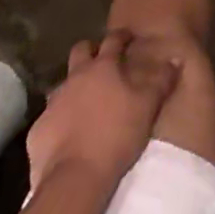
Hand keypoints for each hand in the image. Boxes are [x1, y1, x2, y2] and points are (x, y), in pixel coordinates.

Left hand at [26, 30, 181, 197]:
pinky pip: (50, 115)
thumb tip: (176, 59)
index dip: (122, 36)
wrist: (75, 177)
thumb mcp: (147, 106)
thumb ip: (162, 80)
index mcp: (103, 67)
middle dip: (91, 50)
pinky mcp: (38, 129)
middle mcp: (75, 77)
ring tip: (86, 100)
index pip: (113, 39)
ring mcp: (53, 102)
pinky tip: (70, 132)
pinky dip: (60, 118)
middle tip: (103, 61)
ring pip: (63, 83)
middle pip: (80, 50)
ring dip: (74, 86)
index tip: (129, 37)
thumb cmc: (116, 134)